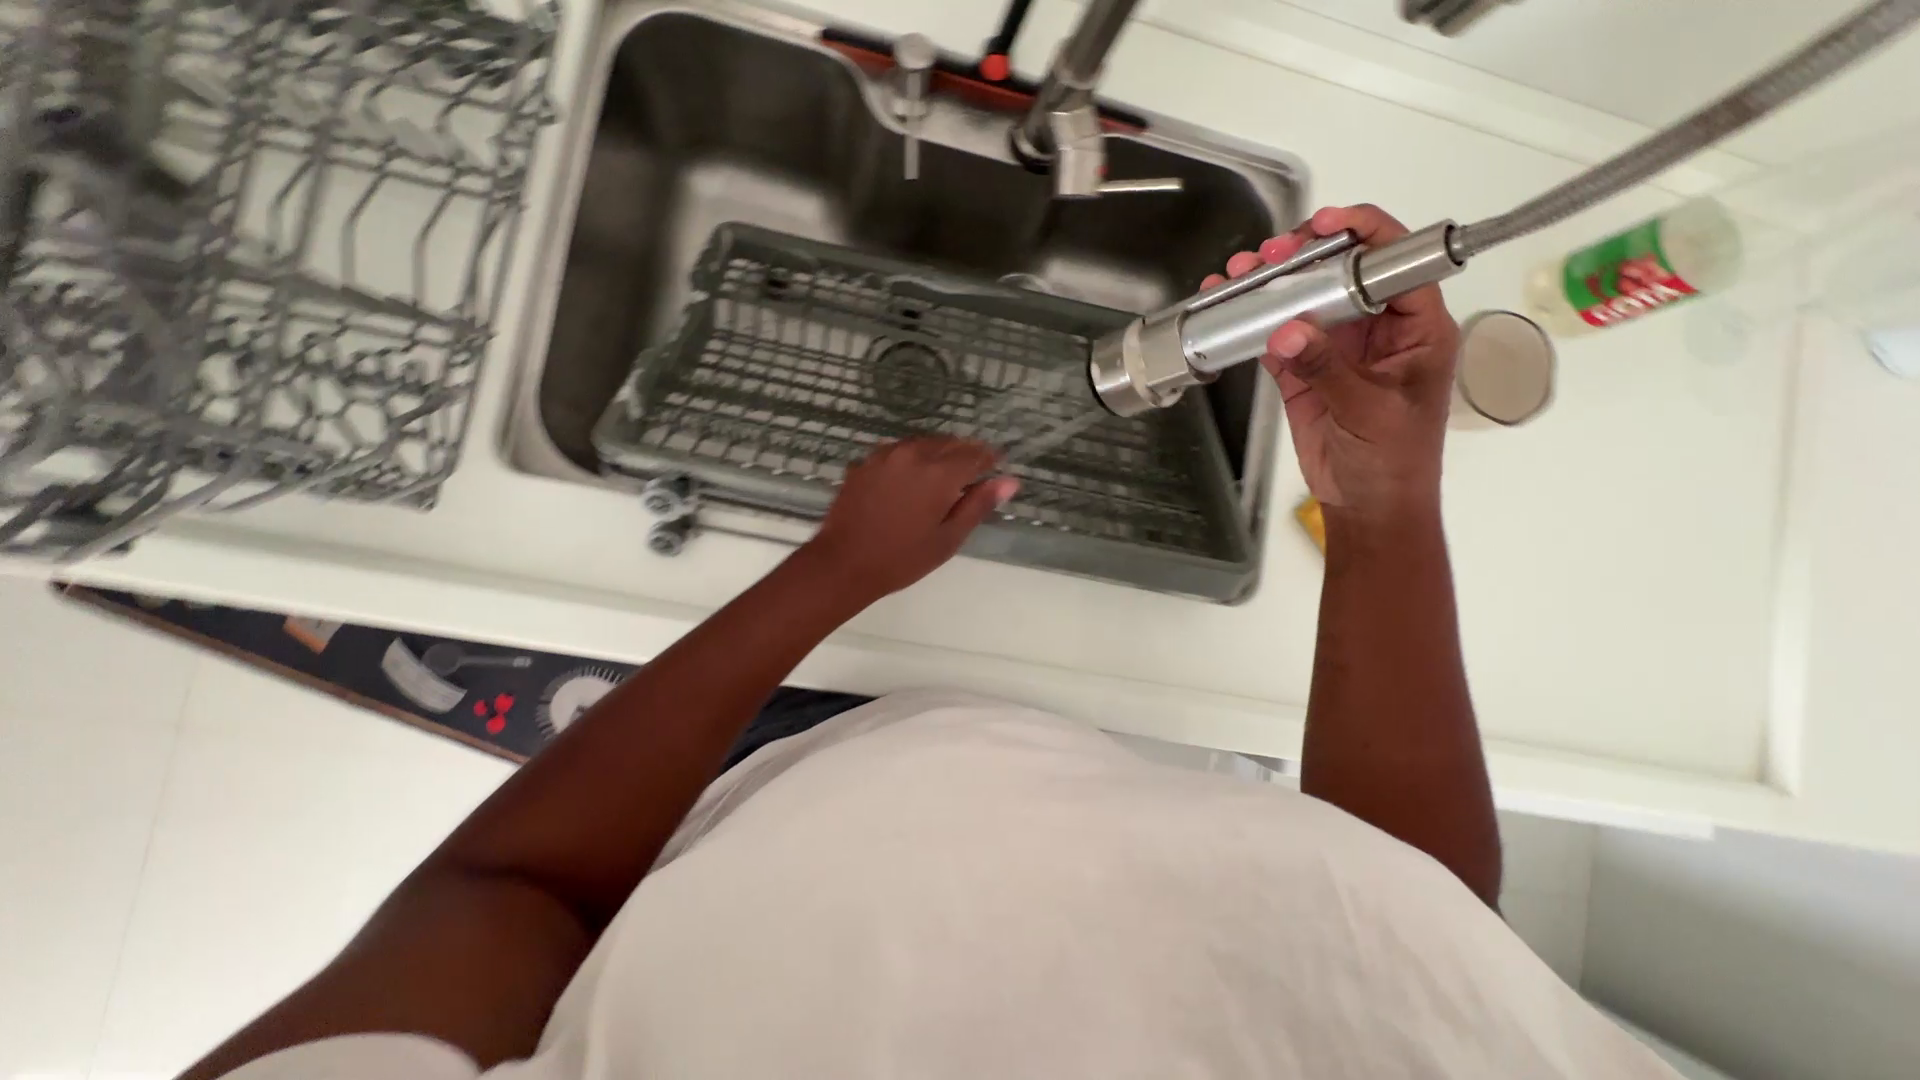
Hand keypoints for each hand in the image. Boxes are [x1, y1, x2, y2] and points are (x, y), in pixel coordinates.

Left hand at [800, 436, 1019, 600]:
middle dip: (965, 453)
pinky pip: (899, 450)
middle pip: (949, 443)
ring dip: (939, 452)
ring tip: (945, 475)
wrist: (842, 563)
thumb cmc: (901, 558)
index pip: (975, 455)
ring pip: (923, 443)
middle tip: (975, 473)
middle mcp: (913, 454)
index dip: (990, 460)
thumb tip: (1009, 481)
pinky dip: (914, 457)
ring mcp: (886, 455)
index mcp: (939, 473)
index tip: (998, 467)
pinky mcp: (866, 462)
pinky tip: (913, 477)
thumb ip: (978, 505)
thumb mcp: (947, 538)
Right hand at [1203, 204, 1460, 523]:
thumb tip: (1287, 330)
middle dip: (1304, 255)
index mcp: (1415, 327)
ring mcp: (1337, 345)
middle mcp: (1377, 327)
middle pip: (1342, 271)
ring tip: (1238, 274)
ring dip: (1272, 283)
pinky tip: (1227, 306)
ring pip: (1305, 297)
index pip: (1397, 263)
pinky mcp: (1303, 368)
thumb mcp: (1369, 410)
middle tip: (1270, 254)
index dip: (1365, 235)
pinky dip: (1251, 320)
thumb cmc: (1391, 461)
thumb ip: (1327, 369)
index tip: (1325, 226)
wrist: (1365, 506)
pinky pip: (1276, 332)